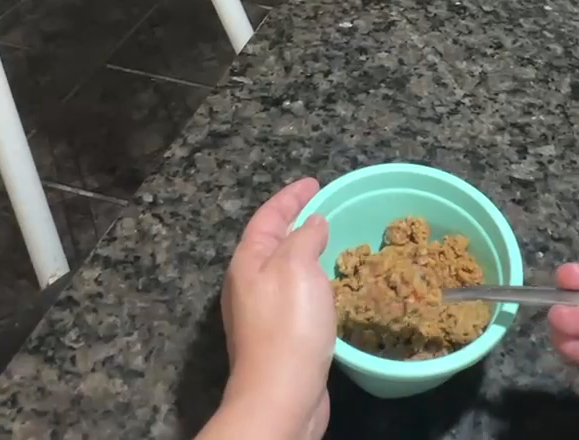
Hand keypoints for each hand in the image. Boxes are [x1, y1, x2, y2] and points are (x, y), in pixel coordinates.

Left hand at [207, 178, 335, 439]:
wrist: (280, 397)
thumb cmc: (288, 324)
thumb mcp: (298, 266)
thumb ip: (305, 237)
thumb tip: (313, 224)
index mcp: (249, 260)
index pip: (269, 215)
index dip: (292, 195)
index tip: (314, 181)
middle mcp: (249, 282)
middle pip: (272, 239)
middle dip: (296, 220)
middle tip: (323, 205)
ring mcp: (260, 311)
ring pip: (284, 266)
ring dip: (305, 250)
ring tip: (329, 239)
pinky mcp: (278, 335)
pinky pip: (294, 291)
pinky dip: (311, 278)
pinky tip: (328, 285)